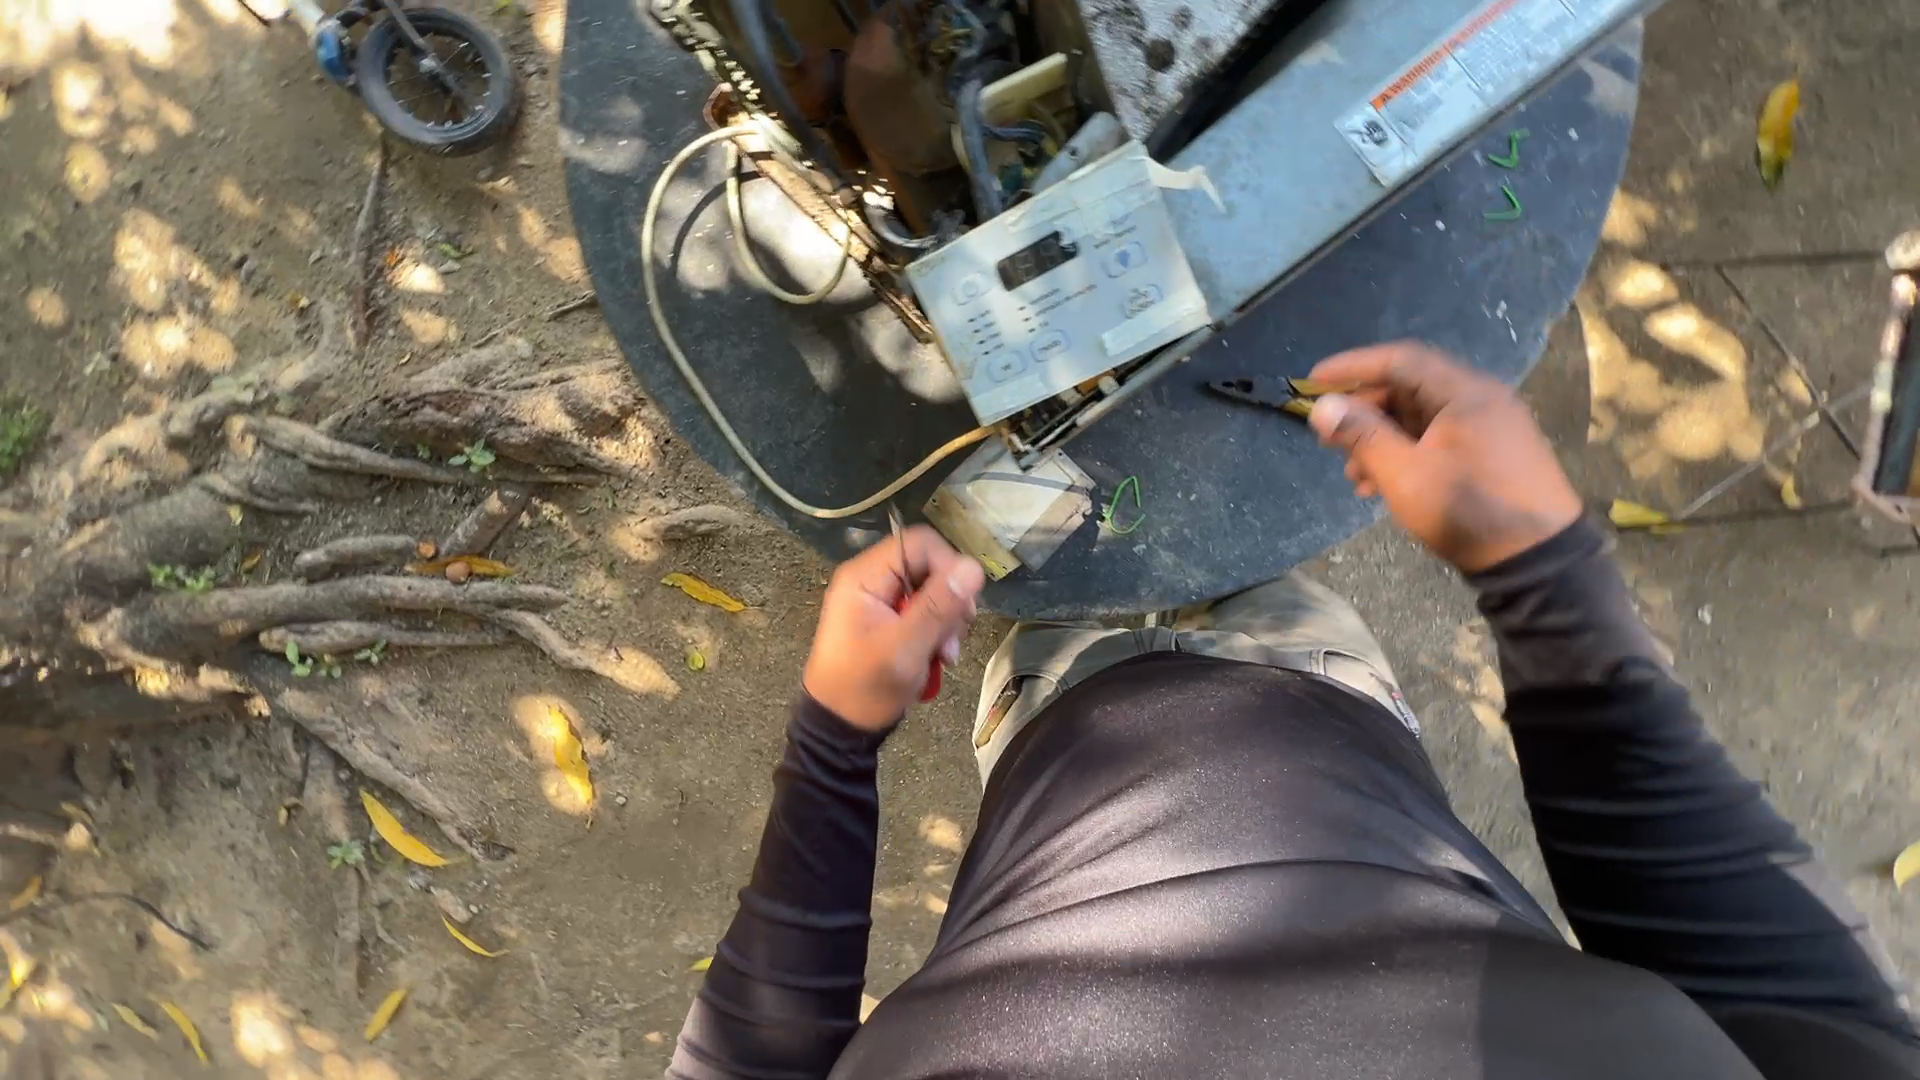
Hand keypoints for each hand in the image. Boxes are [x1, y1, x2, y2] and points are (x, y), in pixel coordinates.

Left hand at [802, 525, 986, 730]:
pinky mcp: (888, 620)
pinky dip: (937, 633)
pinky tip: (937, 658)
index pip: (920, 544)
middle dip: (949, 601)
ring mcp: (879, 600)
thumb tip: (973, 567)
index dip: (949, 567)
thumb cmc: (865, 689)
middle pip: (929, 566)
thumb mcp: (905, 649)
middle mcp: (871, 580)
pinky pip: (925, 612)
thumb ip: (938, 606)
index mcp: (865, 577)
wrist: (839, 728)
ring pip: (932, 590)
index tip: (962, 605)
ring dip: (946, 622)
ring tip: (944, 655)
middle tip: (953, 638)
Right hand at [1306, 342, 1583, 573]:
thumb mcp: (1404, 473)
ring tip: (1351, 472)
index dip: (1351, 367)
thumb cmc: (1466, 510)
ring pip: (1416, 417)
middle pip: (1406, 388)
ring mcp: (1484, 426)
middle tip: (1325, 436)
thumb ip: (1362, 435)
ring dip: (1376, 438)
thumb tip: (1322, 406)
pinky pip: (1431, 438)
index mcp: (1465, 394)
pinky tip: (1376, 485)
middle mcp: (1478, 400)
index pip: (1400, 361)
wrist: (1535, 558)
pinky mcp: (1484, 452)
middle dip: (1361, 411)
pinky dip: (1399, 452)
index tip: (1313, 381)